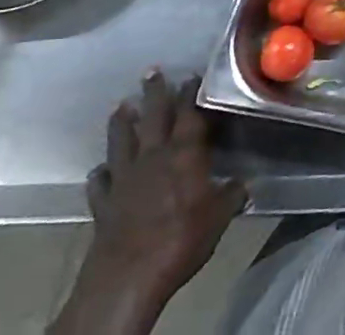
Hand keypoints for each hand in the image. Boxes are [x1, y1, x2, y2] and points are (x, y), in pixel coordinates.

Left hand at [51, 72, 247, 334]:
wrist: (130, 273)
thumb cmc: (182, 238)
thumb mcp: (219, 217)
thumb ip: (231, 195)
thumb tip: (245, 184)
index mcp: (184, 154)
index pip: (189, 114)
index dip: (191, 93)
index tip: (192, 76)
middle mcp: (152, 156)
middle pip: (153, 116)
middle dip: (154, 92)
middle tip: (151, 71)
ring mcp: (124, 177)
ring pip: (121, 140)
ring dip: (121, 122)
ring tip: (120, 105)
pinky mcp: (104, 202)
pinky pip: (100, 182)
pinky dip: (100, 174)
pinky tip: (98, 170)